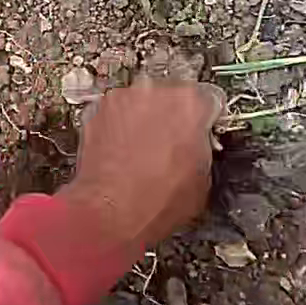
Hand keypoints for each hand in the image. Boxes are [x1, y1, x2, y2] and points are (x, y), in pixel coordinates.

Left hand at [59, 80, 225, 251]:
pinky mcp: (97, 110)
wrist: (112, 213)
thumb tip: (200, 148)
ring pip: (141, 101)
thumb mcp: (204, 179)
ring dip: (143, 118)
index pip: (208, 99)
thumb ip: (204, 148)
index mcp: (191, 103)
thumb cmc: (156, 200)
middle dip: (172, 116)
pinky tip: (122, 152)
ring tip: (142, 151)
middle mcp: (157, 91)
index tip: (200, 130)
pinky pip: (115, 112)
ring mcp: (124, 99)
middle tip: (170, 145)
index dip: (205, 119)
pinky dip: (118, 126)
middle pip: (172, 95)